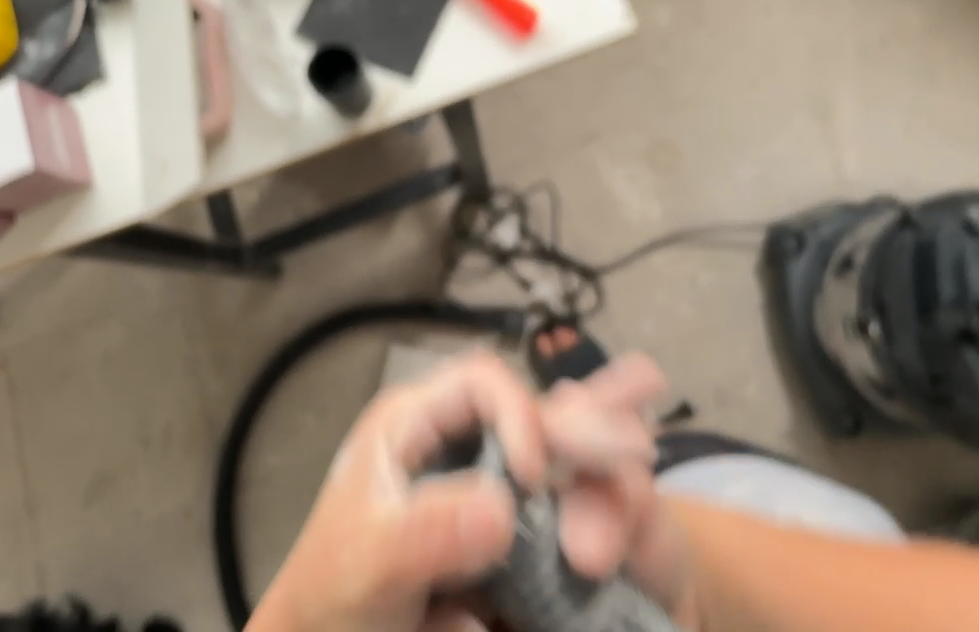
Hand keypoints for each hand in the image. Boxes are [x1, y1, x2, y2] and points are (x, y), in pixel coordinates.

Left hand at [251, 350, 697, 631]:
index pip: (481, 384)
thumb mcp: (369, 564)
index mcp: (412, 423)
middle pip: (527, 415)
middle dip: (582, 427)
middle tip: (638, 449)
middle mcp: (451, 439)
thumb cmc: (334, 594)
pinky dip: (591, 486)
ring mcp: (477, 481)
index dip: (519, 413)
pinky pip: (554, 498)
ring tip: (644, 454)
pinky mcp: (498, 527)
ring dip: (596, 454)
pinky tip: (630, 480)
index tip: (538, 476)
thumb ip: (427, 532)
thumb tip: (504, 506)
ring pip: (549, 452)